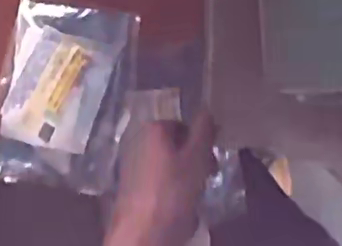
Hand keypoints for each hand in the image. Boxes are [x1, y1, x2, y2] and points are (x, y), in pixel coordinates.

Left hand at [106, 114, 216, 245]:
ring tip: (192, 201)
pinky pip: (157, 185)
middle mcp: (139, 140)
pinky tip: (177, 212)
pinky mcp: (129, 190)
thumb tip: (207, 109)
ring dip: (183, 181)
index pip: (185, 126)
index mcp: (154, 128)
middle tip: (205, 182)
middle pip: (176, 147)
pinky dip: (169, 194)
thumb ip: (204, 131)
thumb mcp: (196, 159)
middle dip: (194, 164)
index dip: (202, 145)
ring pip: (168, 167)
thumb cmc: (170, 193)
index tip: (212, 165)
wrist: (139, 237)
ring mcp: (132, 166)